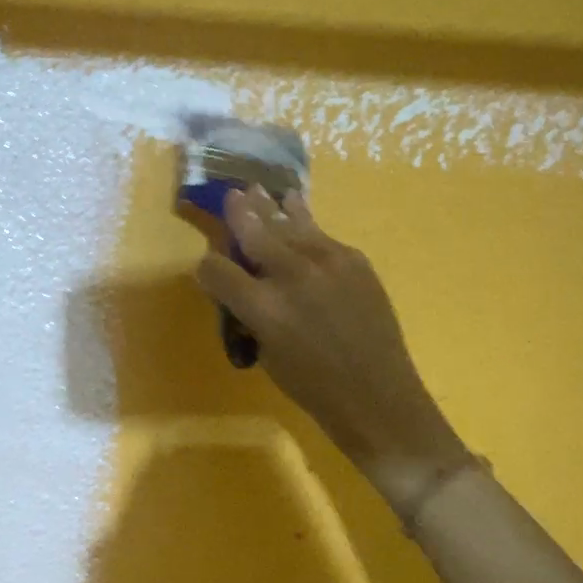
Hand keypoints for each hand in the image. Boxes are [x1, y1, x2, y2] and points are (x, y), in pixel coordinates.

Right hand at [195, 186, 469, 507]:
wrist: (375, 393)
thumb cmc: (311, 386)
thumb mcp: (267, 354)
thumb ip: (251, 315)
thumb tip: (245, 286)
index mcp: (263, 309)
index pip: (217, 271)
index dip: (207, 268)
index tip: (207, 269)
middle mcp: (292, 276)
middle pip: (255, 231)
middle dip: (239, 215)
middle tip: (232, 196)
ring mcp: (328, 262)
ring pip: (291, 223)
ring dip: (272, 207)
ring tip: (259, 189)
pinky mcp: (354, 259)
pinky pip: (320, 234)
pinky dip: (304, 222)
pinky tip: (296, 208)